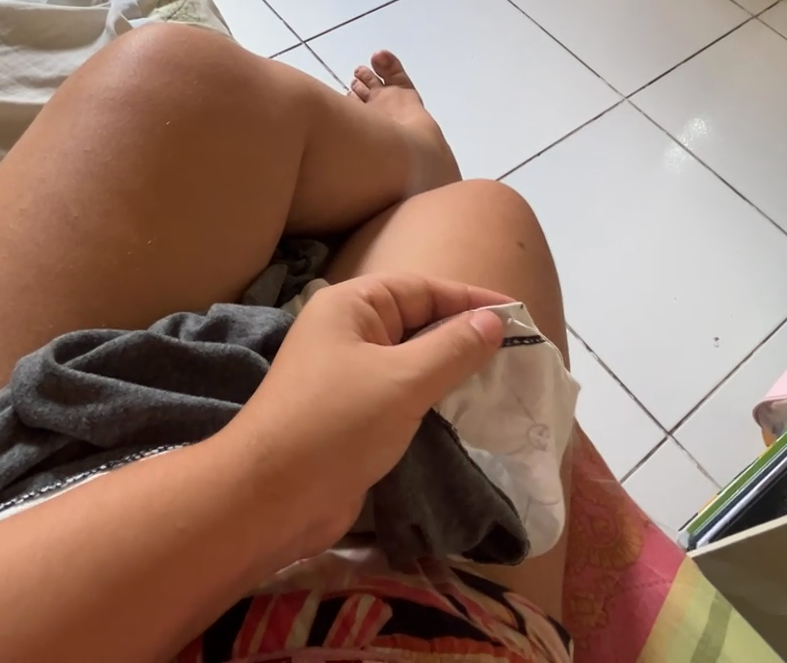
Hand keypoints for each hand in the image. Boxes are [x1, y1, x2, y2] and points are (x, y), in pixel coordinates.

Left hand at [218, 273, 509, 563]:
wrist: (270, 497)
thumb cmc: (336, 423)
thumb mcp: (402, 380)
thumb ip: (451, 348)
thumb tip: (492, 320)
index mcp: (351, 305)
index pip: (421, 288)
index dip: (469, 299)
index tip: (517, 315)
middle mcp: (347, 331)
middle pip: (416, 320)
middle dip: (463, 333)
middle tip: (515, 350)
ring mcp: (346, 372)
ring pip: (410, 358)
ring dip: (450, 366)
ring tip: (500, 379)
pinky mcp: (351, 412)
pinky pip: (400, 391)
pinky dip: (432, 395)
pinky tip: (463, 409)